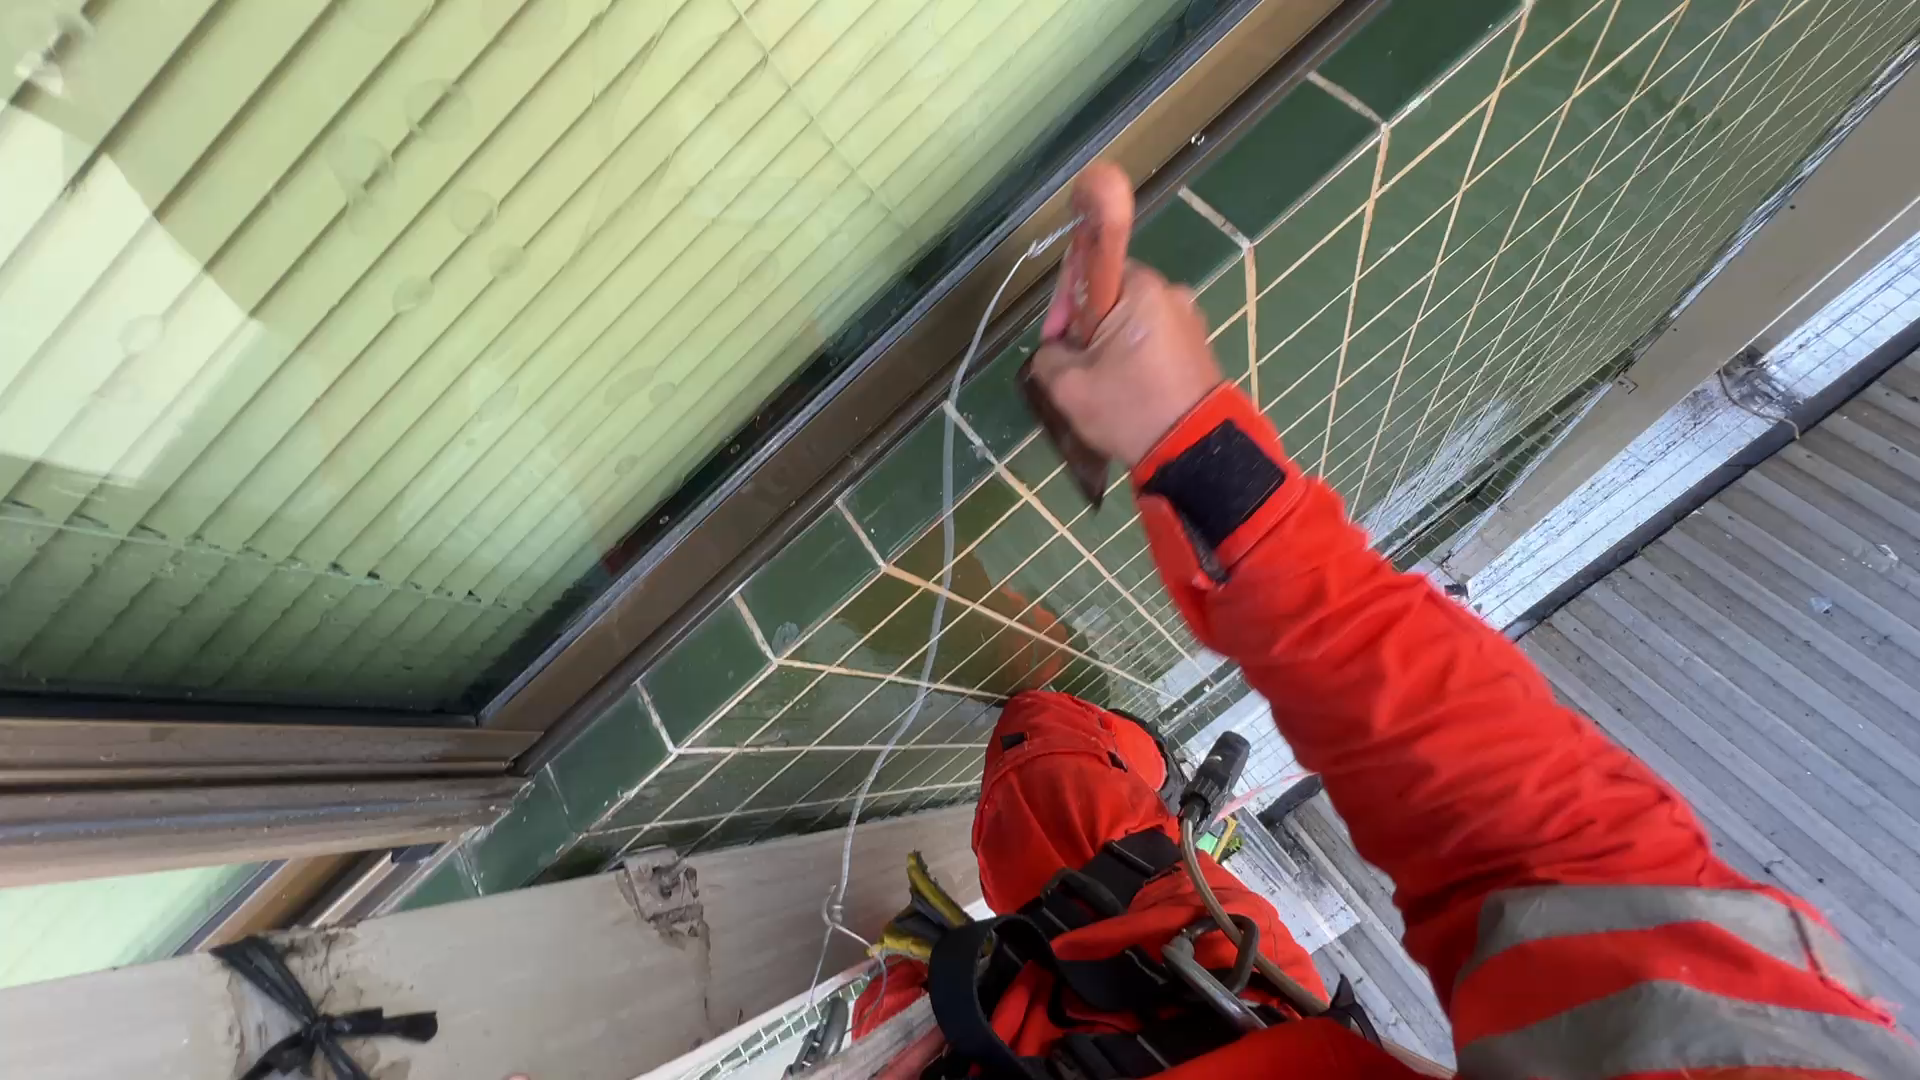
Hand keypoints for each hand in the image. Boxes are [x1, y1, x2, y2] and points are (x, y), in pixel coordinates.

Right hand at [1029, 262, 1222, 467]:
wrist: (1192, 449)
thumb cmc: (1128, 408)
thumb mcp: (1067, 386)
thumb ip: (1046, 355)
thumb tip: (1054, 350)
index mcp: (1141, 288)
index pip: (1089, 267)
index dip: (1063, 302)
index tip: (1054, 341)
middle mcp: (1170, 293)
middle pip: (1110, 298)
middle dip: (1084, 329)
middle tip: (1072, 369)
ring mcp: (1189, 321)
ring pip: (1130, 323)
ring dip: (1108, 347)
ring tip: (1099, 385)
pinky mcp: (1197, 348)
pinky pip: (1152, 341)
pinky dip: (1133, 359)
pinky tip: (1126, 390)